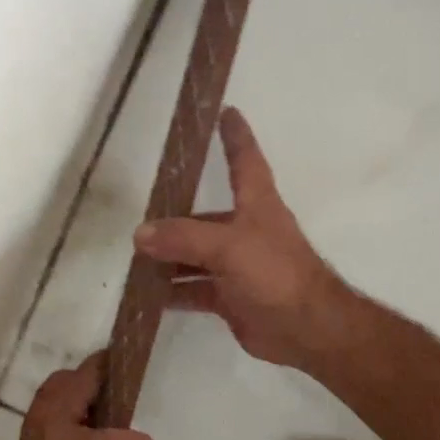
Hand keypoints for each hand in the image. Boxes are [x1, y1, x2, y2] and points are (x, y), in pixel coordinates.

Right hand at [134, 107, 355, 369]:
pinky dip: (173, 292)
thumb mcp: (228, 246)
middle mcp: (246, 231)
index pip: (244, 160)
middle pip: (204, 218)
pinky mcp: (231, 298)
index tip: (224, 111)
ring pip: (195, 257)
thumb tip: (140, 234)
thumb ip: (183, 238)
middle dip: (174, 219)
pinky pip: (194, 290)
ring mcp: (238, 266)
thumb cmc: (276, 274)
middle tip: (138, 221)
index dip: (234, 136)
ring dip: (168, 259)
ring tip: (134, 261)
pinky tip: (147, 295)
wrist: (305, 328)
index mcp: (256, 205)